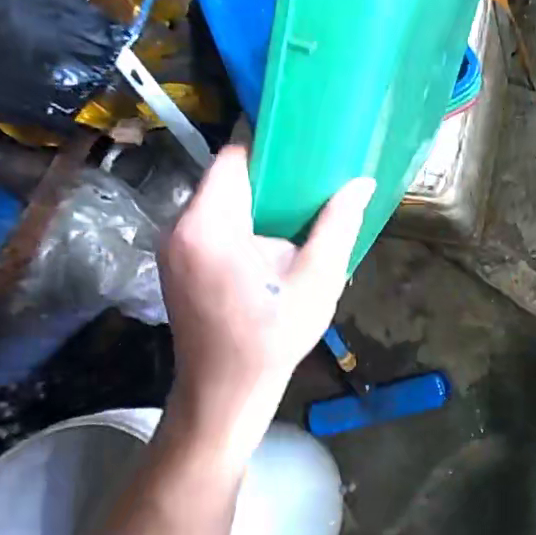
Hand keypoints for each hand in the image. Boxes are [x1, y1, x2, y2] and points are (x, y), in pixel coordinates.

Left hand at [158, 144, 373, 452]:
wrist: (225, 393)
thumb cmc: (271, 336)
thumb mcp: (317, 279)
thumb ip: (337, 224)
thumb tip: (360, 182)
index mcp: (209, 225)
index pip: (234, 159)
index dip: (270, 145)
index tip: (307, 141)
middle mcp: (180, 228)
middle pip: (226, 179)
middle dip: (271, 174)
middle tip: (317, 175)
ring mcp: (174, 249)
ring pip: (220, 203)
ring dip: (259, 200)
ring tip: (304, 204)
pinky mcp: (179, 266)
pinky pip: (213, 225)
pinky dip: (244, 221)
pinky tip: (278, 237)